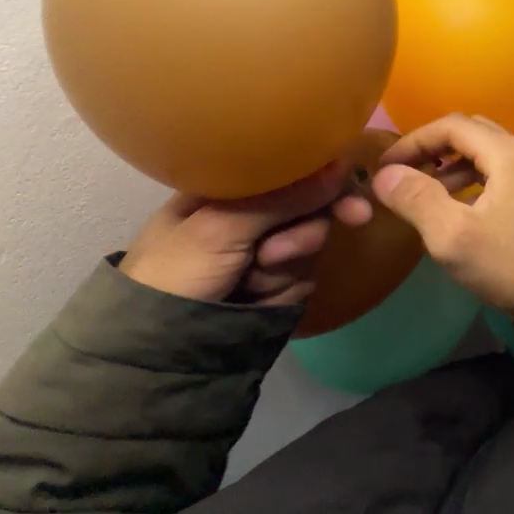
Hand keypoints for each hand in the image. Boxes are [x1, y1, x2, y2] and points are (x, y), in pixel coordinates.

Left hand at [119, 159, 370, 305]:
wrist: (157, 350)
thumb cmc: (174, 272)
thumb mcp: (221, 226)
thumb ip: (284, 196)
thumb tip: (343, 163)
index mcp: (227, 188)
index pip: (287, 167)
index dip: (323, 172)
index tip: (352, 181)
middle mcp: (250, 213)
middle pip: (311, 200)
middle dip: (315, 219)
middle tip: (355, 218)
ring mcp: (264, 246)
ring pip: (312, 234)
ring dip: (295, 253)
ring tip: (259, 271)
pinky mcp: (276, 278)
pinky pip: (305, 267)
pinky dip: (286, 279)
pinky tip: (260, 290)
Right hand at [372, 114, 513, 312]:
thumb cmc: (506, 263)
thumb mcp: (452, 235)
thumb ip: (416, 198)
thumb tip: (383, 174)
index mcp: (508, 153)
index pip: (453, 125)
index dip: (414, 140)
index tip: (384, 165)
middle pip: (472, 131)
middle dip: (432, 146)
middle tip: (401, 171)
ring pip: (486, 151)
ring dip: (451, 164)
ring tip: (419, 190)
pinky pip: (498, 170)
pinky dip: (470, 177)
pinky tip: (452, 203)